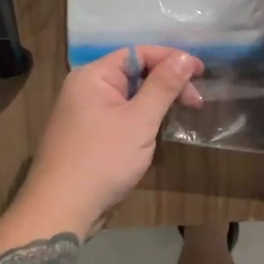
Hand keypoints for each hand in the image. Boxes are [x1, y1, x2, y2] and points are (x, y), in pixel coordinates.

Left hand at [19, 46, 203, 231]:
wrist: (62, 210)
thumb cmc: (102, 159)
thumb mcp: (140, 120)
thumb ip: (163, 86)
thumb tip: (184, 56)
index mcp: (93, 77)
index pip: (137, 53)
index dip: (171, 58)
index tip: (201, 72)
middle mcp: (86, 89)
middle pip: (134, 73)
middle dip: (167, 82)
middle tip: (196, 102)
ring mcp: (85, 113)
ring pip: (129, 96)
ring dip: (157, 102)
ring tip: (184, 113)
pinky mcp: (89, 136)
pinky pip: (121, 115)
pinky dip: (143, 118)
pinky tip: (158, 130)